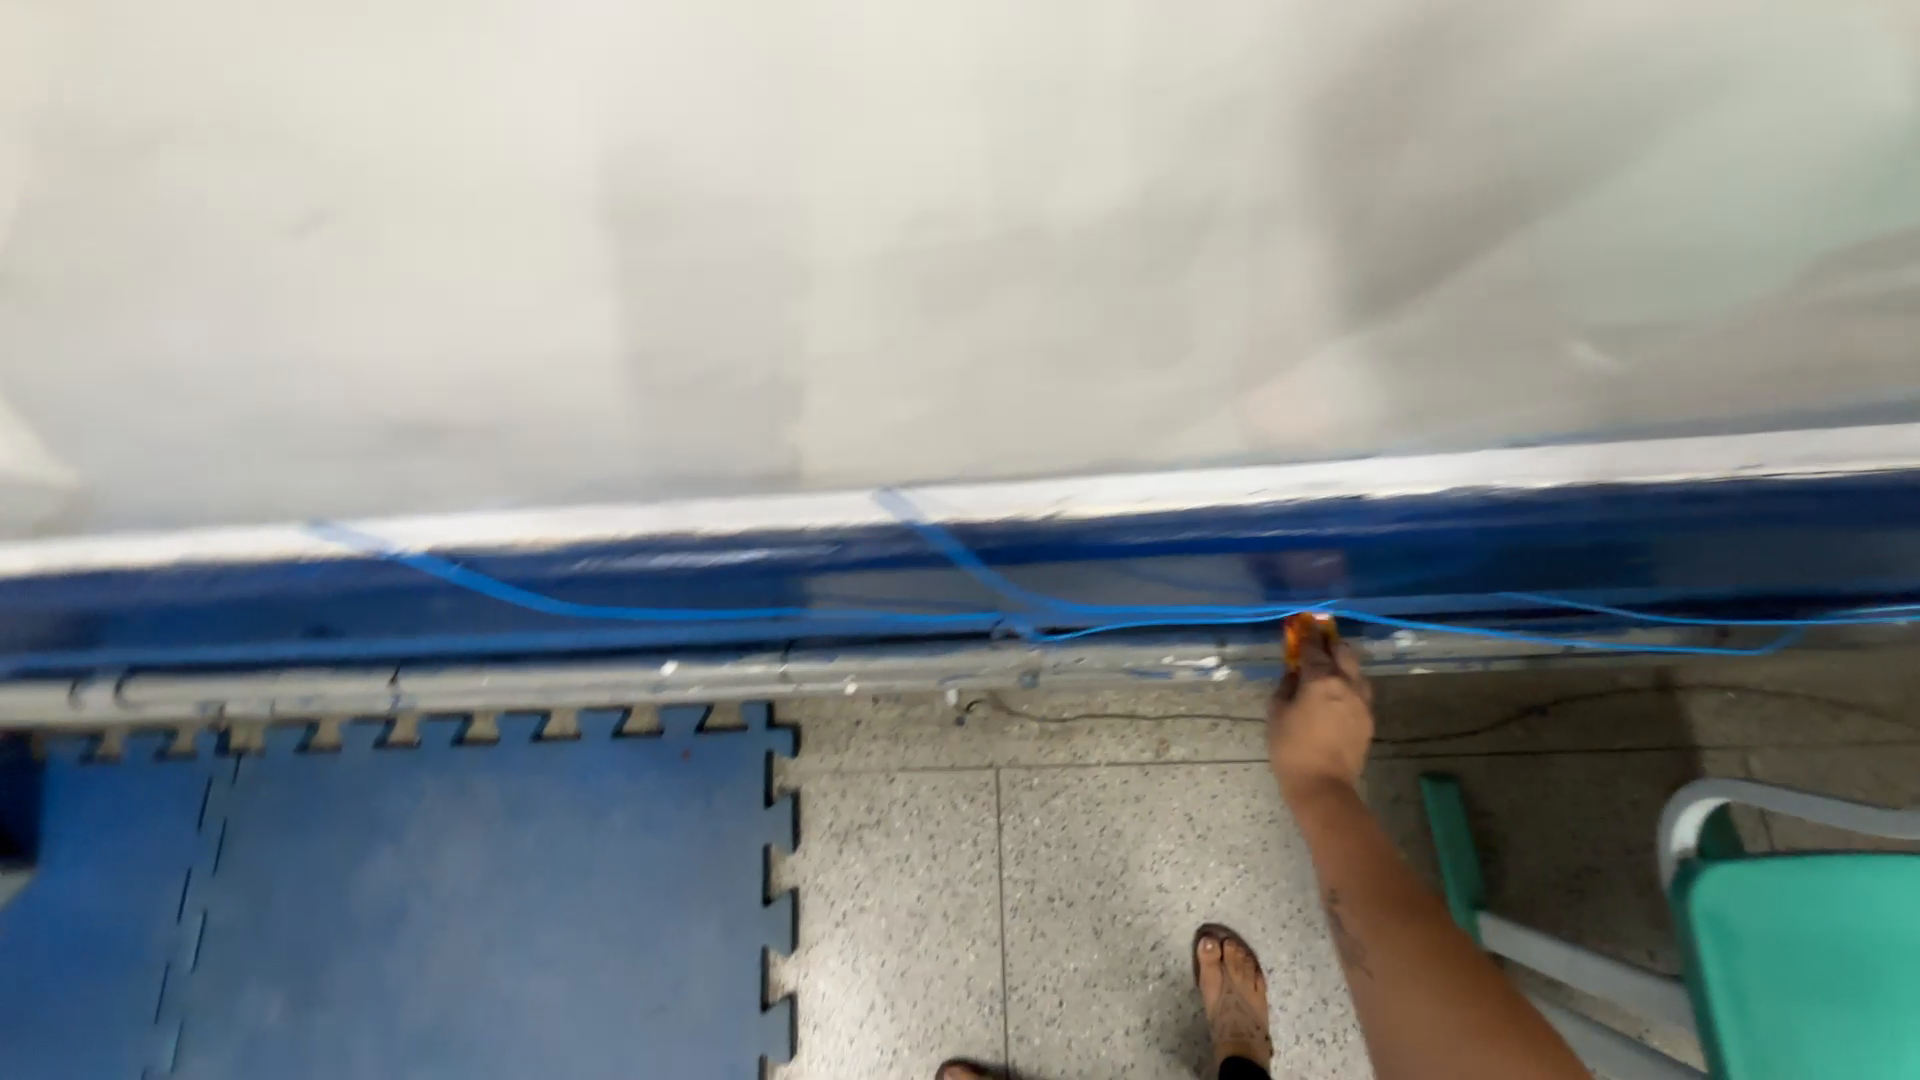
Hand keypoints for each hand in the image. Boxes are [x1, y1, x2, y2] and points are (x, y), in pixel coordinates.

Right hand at [1268, 628, 1373, 796]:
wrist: (1322, 784)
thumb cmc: (1290, 747)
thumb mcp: (1276, 712)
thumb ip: (1286, 685)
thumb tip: (1294, 673)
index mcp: (1321, 680)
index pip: (1314, 649)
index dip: (1307, 635)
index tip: (1302, 623)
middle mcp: (1346, 685)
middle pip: (1344, 653)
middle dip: (1331, 644)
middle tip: (1319, 642)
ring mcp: (1362, 702)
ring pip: (1357, 671)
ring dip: (1343, 664)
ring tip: (1329, 667)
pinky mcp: (1368, 719)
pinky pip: (1360, 691)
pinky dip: (1349, 684)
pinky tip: (1337, 692)